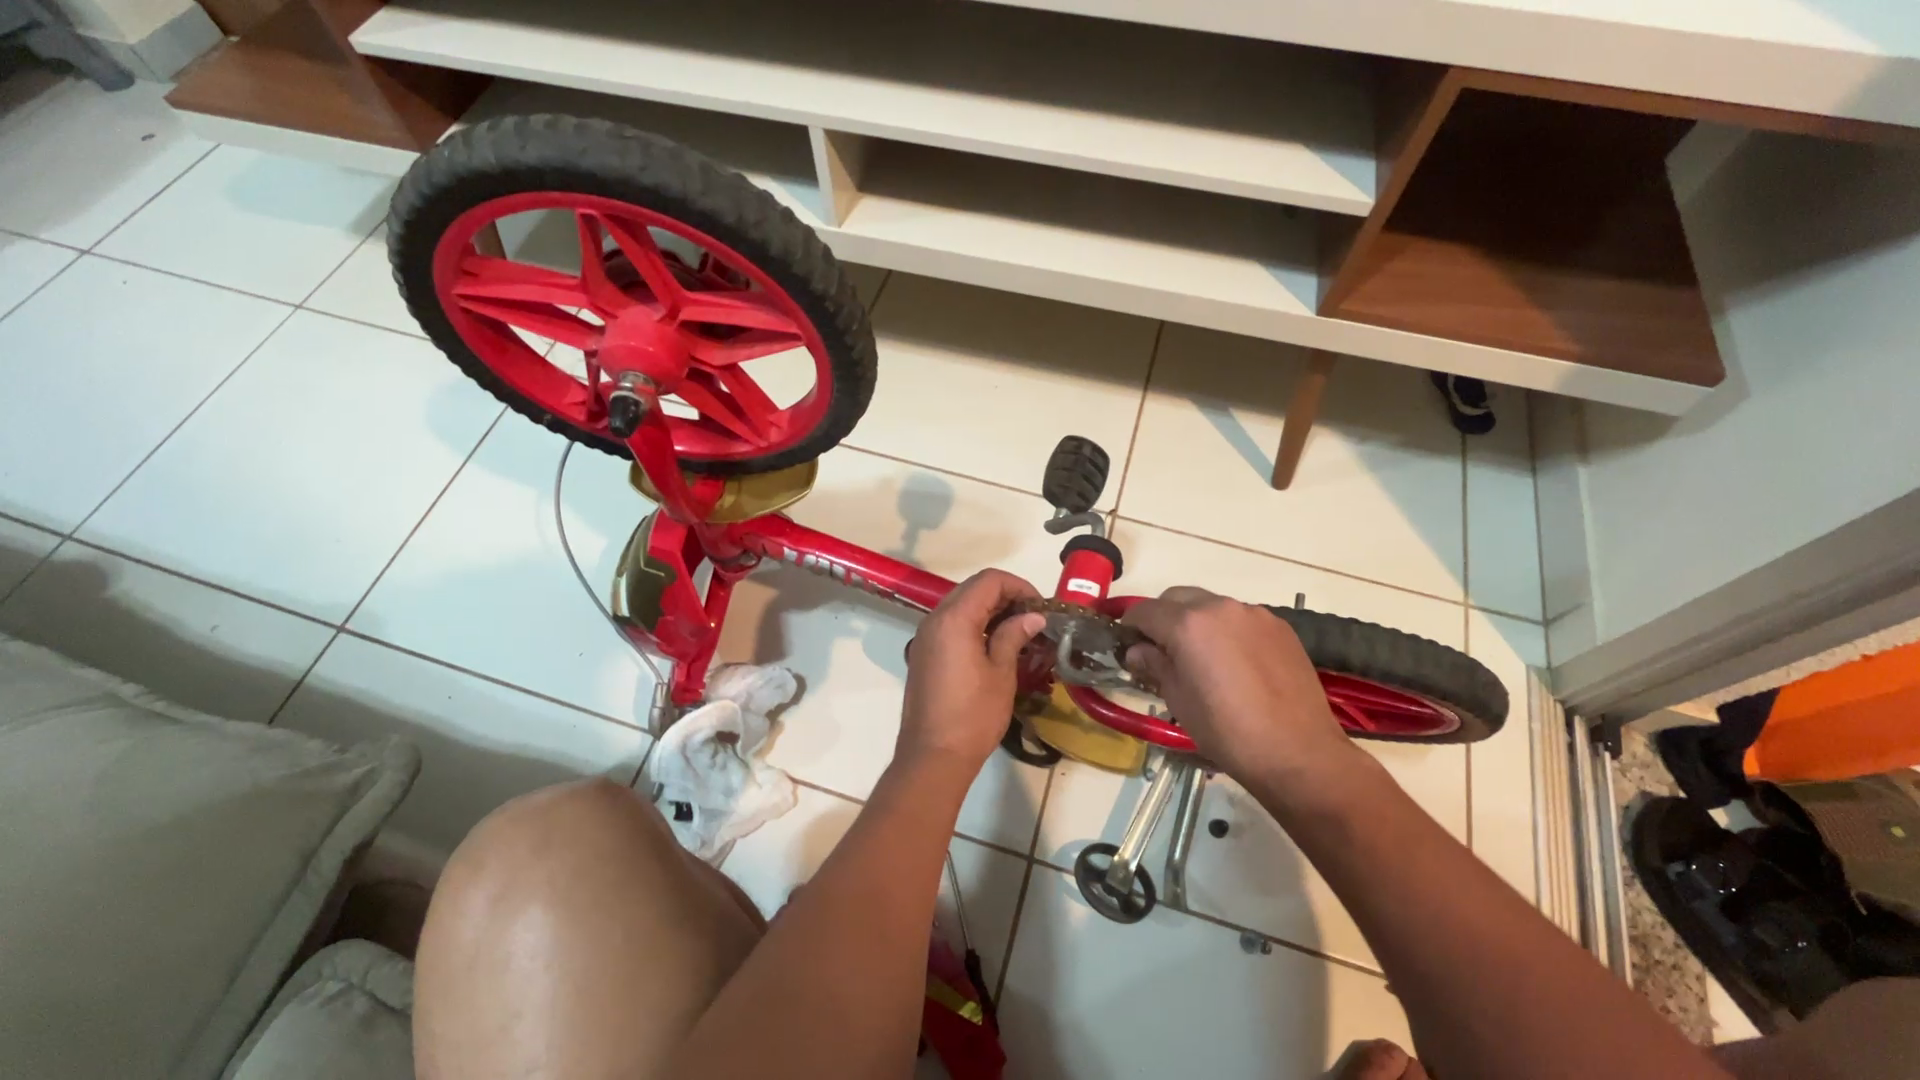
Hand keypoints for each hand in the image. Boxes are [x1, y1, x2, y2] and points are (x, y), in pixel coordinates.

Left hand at [898, 569, 1047, 773]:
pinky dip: (974, 625)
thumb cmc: (973, 715)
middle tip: (1033, 618)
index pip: (989, 581)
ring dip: (989, 610)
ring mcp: (926, 637)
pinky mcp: (924, 654)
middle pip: (973, 589)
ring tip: (1019, 632)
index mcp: (955, 619)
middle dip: (1005, 596)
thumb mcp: (1001, 673)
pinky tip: (995, 645)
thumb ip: (1014, 636)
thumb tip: (1032, 617)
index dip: (1019, 586)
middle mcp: (935, 620)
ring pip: (960, 605)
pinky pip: (950, 625)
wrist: (933, 755)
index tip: (1040, 607)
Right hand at [1122, 587, 1359, 784]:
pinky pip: (1241, 620)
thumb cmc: (1226, 731)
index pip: (1145, 611)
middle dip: (1163, 618)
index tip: (1128, 646)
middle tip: (1161, 650)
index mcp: (1188, 624)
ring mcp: (1254, 615)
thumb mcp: (1178, 701)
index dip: (1130, 627)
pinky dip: (1227, 632)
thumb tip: (1139, 650)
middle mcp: (1220, 608)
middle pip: (1178, 598)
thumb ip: (1155, 666)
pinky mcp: (1280, 628)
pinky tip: (1234, 665)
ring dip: (1197, 622)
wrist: (1297, 751)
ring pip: (1212, 606)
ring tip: (1201, 659)